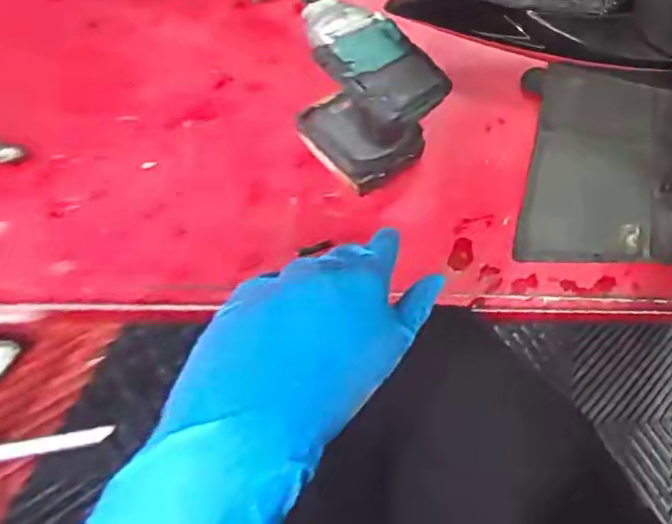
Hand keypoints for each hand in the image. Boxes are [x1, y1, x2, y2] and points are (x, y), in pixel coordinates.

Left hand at [89, 230, 441, 523]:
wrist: (249, 428)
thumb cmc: (335, 386)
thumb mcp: (391, 348)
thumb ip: (416, 307)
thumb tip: (434, 279)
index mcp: (366, 275)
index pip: (384, 243)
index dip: (386, 249)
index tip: (384, 258)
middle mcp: (323, 269)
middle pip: (342, 256)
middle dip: (347, 271)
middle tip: (344, 304)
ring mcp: (277, 283)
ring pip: (301, 273)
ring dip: (309, 287)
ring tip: (304, 322)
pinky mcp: (237, 303)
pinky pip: (262, 291)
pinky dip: (270, 303)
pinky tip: (267, 332)